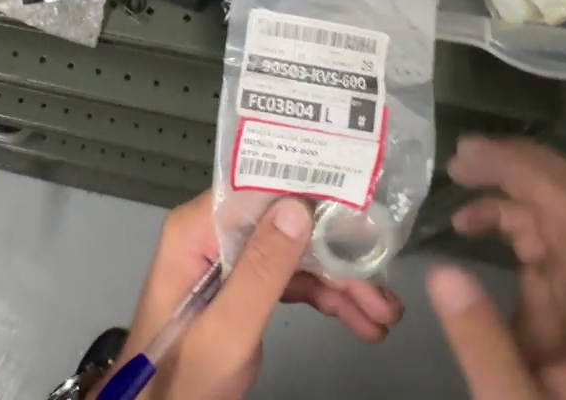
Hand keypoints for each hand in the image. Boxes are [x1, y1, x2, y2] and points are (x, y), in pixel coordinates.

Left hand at [115, 192, 404, 399]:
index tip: (361, 213)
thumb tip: (298, 206)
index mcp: (198, 228)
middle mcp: (214, 233)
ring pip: (296, 253)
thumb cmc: (183, 376)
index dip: (312, 197)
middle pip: (286, 224)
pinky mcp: (242, 286)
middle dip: (337, 255)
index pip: (261, 190)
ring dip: (341, 281)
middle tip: (382, 288)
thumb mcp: (227, 329)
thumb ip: (260, 270)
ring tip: (382, 314)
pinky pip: (291, 279)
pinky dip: (326, 297)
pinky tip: (359, 318)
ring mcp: (229, 259)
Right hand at [426, 137, 565, 399]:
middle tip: (464, 152)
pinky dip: (507, 223)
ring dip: (513, 190)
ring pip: (564, 221)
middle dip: (526, 169)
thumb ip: (483, 348)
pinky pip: (544, 248)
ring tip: (459, 175)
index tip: (474, 155)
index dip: (532, 179)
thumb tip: (442, 271)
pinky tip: (470, 222)